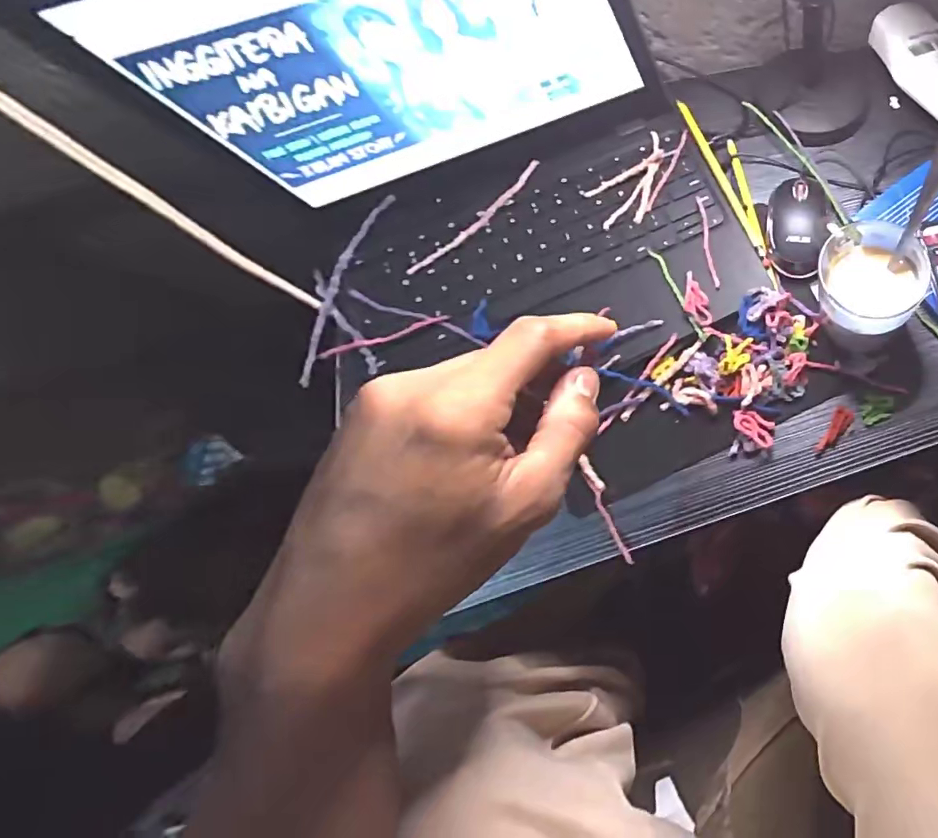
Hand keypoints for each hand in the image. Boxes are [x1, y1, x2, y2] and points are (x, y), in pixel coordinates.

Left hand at [220, 313, 615, 691]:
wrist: (328, 610)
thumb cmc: (441, 561)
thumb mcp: (529, 500)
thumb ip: (568, 428)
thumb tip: (583, 376)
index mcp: (457, 403)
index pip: (530, 336)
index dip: (576, 326)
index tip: (609, 330)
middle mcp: (414, 382)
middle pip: (501, 356)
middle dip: (543, 375)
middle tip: (567, 417)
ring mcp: (381, 395)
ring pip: (472, 372)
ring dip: (508, 393)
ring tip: (517, 447)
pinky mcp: (364, 413)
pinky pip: (441, 389)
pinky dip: (474, 405)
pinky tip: (475, 452)